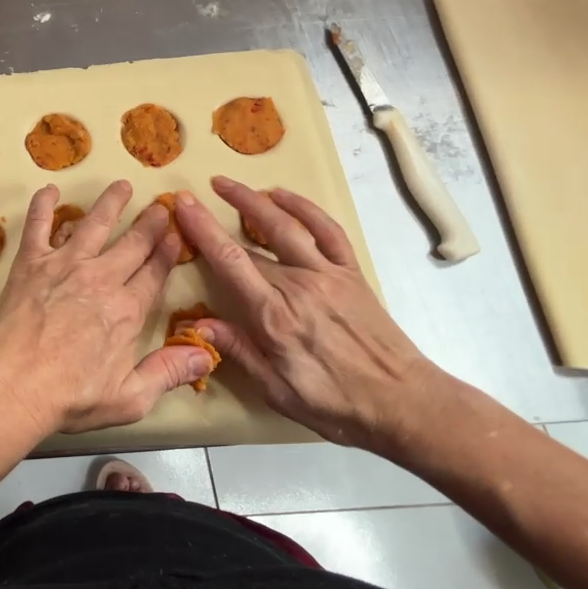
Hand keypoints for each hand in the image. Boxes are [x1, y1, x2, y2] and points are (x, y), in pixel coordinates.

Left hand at [0, 181, 217, 436]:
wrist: (15, 382)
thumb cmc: (71, 396)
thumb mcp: (131, 398)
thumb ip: (169, 373)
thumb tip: (207, 356)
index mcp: (127, 310)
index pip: (154, 273)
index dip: (167, 252)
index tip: (175, 234)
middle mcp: (101, 278)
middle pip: (131, 243)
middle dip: (149, 223)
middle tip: (160, 206)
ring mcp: (65, 265)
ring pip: (93, 224)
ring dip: (110, 203)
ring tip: (121, 185)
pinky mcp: (31, 262)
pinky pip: (39, 225)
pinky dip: (44, 205)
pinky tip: (50, 190)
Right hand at [171, 178, 459, 452]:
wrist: (405, 404)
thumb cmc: (337, 405)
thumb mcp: (278, 391)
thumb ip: (238, 351)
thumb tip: (197, 325)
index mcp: (273, 316)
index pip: (228, 261)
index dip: (202, 228)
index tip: (182, 203)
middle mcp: (297, 286)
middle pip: (248, 245)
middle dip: (214, 219)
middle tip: (189, 200)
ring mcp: (327, 274)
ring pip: (284, 226)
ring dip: (252, 199)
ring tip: (226, 183)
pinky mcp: (351, 273)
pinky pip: (326, 230)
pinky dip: (303, 207)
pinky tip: (282, 195)